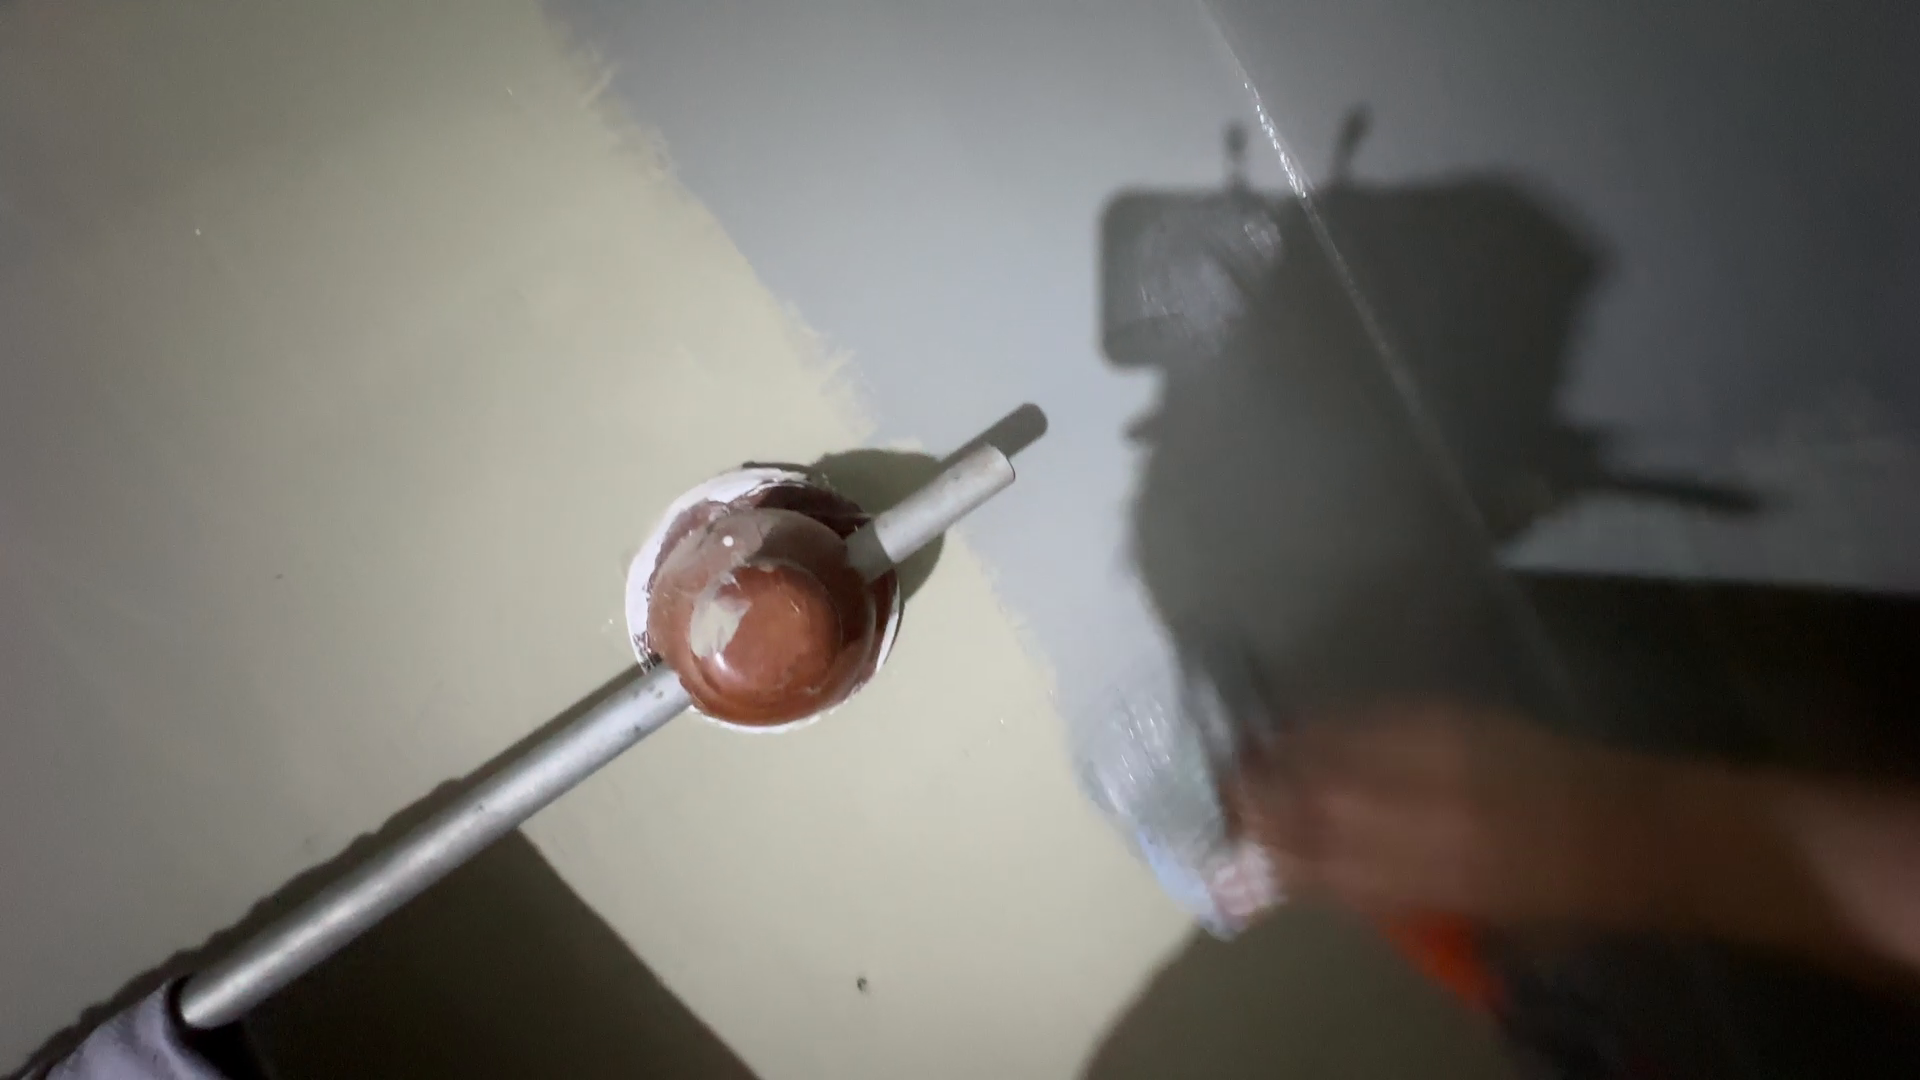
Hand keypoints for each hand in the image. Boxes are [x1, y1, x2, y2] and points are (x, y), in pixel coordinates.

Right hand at [1225, 706, 1674, 926]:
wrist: (1617, 827)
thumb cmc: (1542, 896)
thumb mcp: (1451, 908)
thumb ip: (1372, 885)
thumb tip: (1305, 867)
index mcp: (1392, 875)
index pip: (1292, 856)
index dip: (1253, 844)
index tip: (1229, 836)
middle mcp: (1385, 815)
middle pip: (1284, 797)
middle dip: (1247, 794)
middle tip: (1227, 789)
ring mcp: (1399, 757)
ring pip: (1306, 751)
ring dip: (1271, 756)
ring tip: (1253, 756)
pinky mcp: (1419, 715)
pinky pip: (1344, 721)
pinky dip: (1316, 729)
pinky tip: (1305, 731)